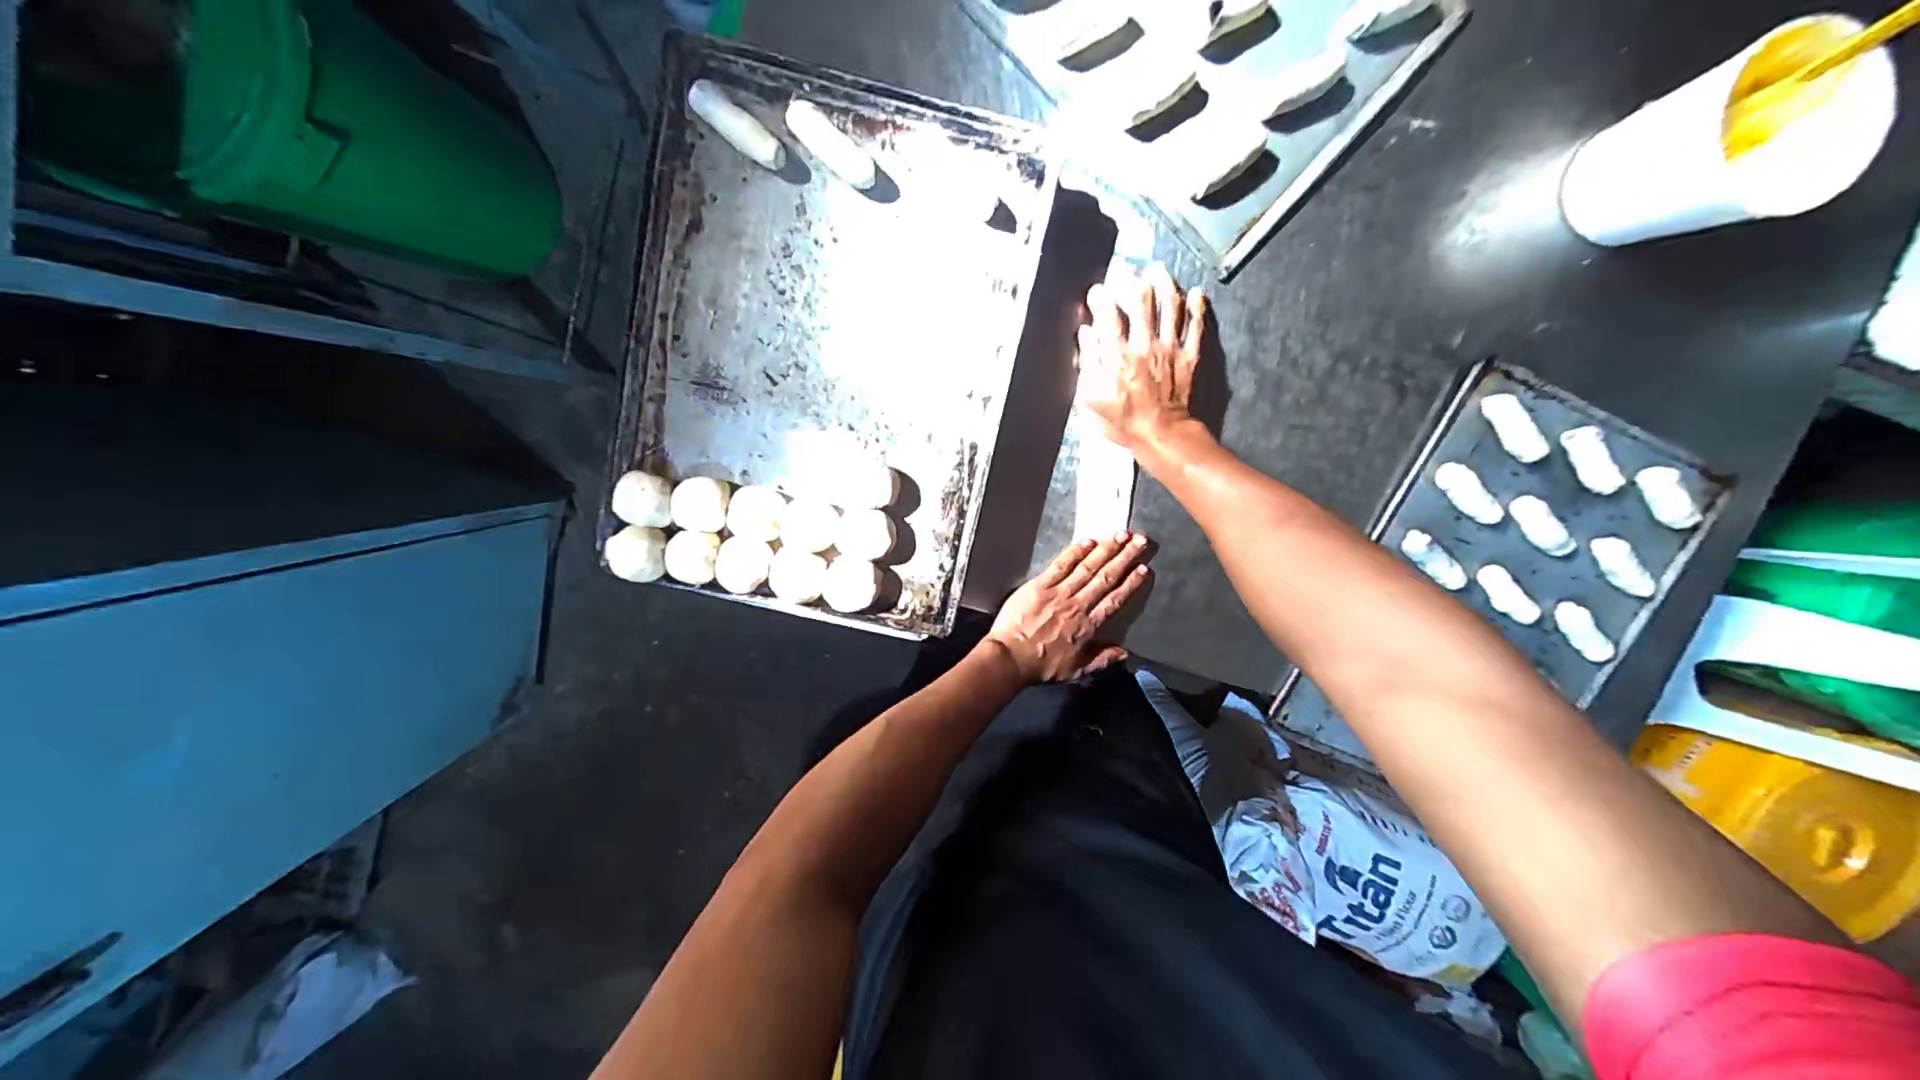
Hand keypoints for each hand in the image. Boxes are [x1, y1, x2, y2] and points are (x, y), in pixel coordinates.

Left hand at [984, 533, 1153, 682]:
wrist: (1009, 658)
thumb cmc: (1041, 666)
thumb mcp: (1076, 671)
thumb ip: (1102, 659)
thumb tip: (1125, 652)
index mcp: (1088, 626)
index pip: (1115, 600)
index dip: (1131, 583)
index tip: (1144, 569)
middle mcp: (1077, 605)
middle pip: (1106, 578)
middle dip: (1125, 558)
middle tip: (1141, 541)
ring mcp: (1058, 593)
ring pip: (1087, 567)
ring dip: (1106, 550)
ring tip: (1121, 535)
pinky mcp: (1039, 586)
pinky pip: (1061, 565)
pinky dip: (1075, 552)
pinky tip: (1088, 541)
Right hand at [1075, 263, 1209, 453]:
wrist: (1163, 436)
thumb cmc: (1124, 422)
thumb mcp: (1091, 398)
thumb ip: (1088, 362)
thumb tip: (1085, 334)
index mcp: (1117, 355)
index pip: (1107, 315)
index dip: (1101, 297)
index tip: (1097, 291)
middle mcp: (1144, 344)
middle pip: (1141, 299)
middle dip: (1133, 278)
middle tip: (1130, 269)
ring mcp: (1170, 347)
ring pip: (1170, 304)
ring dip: (1165, 282)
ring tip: (1159, 270)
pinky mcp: (1190, 355)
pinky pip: (1195, 323)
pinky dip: (1196, 305)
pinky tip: (1195, 293)